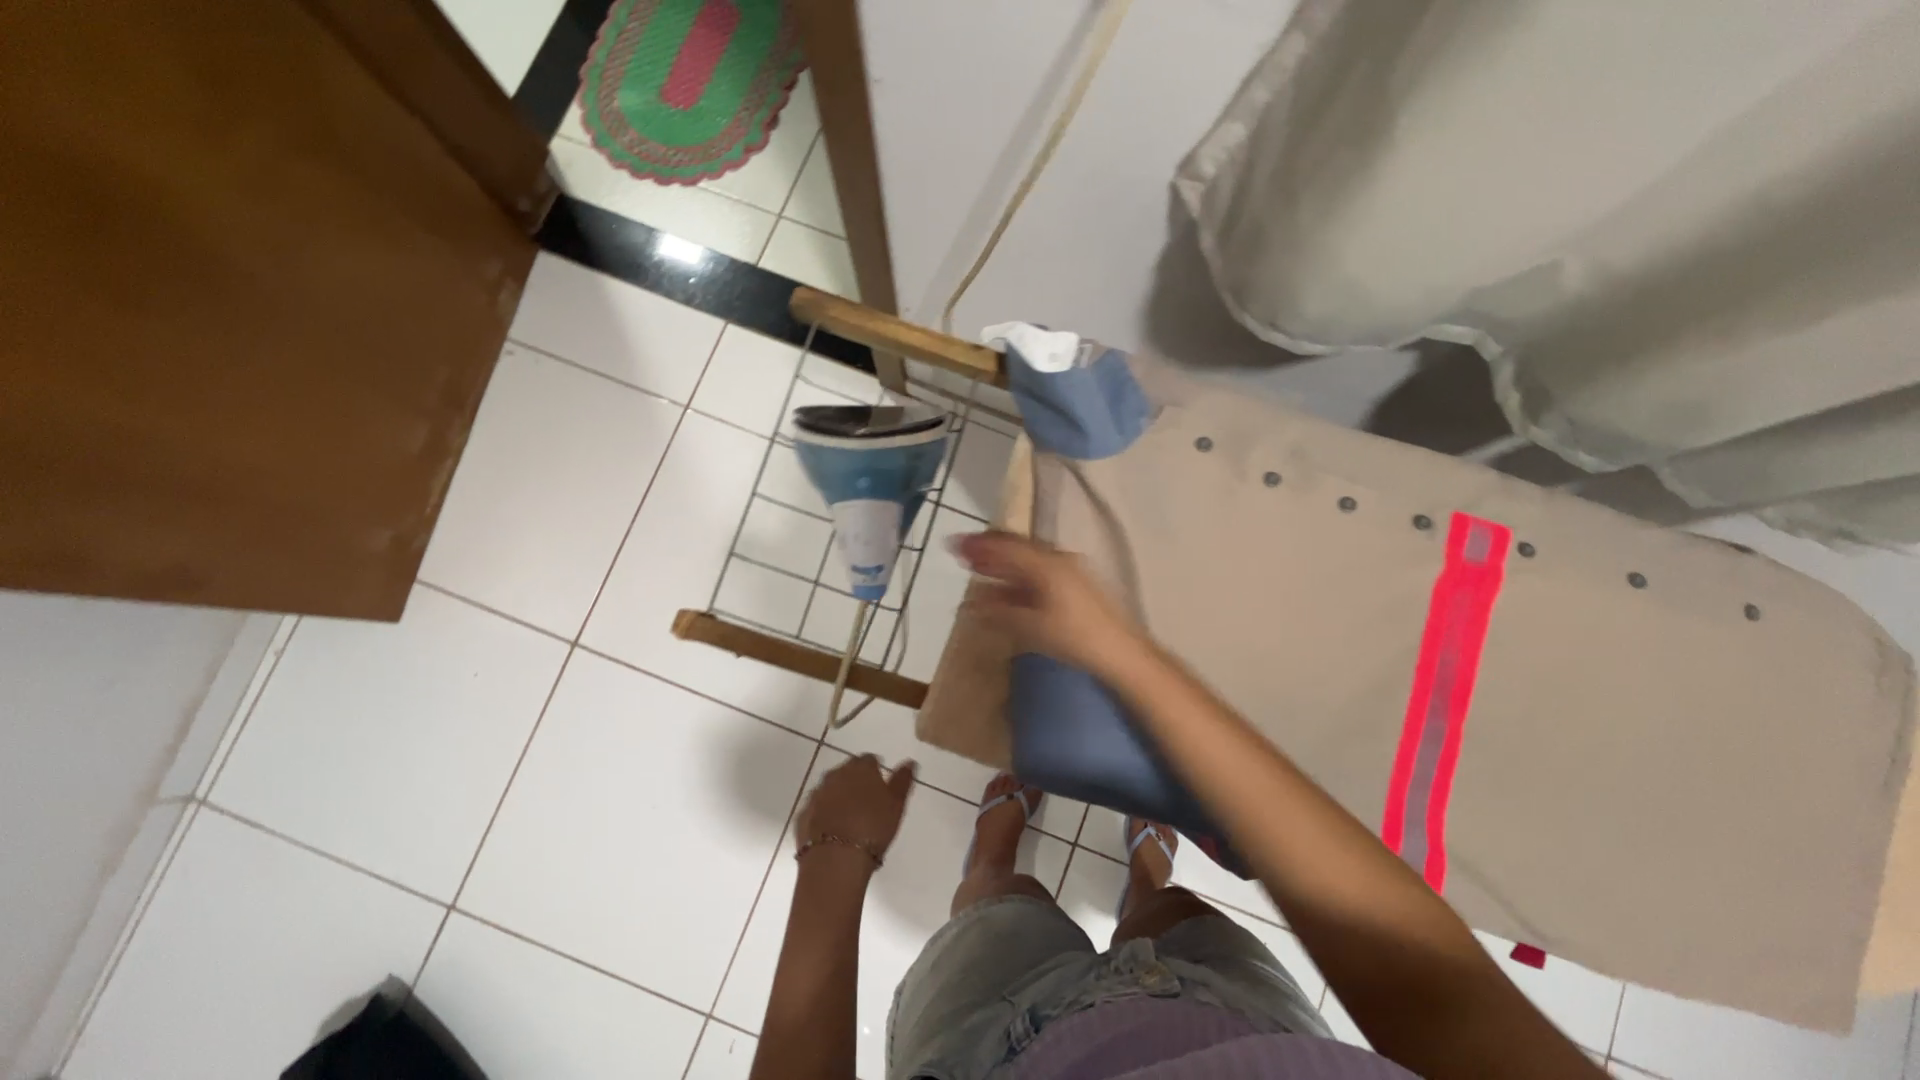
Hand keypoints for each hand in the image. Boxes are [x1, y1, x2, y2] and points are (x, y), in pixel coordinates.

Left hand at [796, 755, 916, 869]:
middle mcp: (835, 775)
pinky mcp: (803, 814)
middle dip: (855, 781)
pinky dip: (824, 813)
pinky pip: (816, 808)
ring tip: (850, 816)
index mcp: (860, 769)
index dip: (876, 771)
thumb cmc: (873, 829)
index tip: (881, 785)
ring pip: (829, 788)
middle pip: (847, 771)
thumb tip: (909, 762)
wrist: (836, 858)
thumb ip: (902, 780)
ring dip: (838, 796)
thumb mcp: (897, 805)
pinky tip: (832, 829)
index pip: (869, 760)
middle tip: (867, 801)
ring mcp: (816, 794)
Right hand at [951, 531, 1149, 677]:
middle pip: (1016, 548)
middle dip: (988, 551)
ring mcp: (1069, 571)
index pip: (1005, 546)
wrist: (1120, 652)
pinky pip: (1038, 573)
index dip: (977, 544)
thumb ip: (998, 612)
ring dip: (1002, 564)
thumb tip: (970, 604)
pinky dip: (1017, 577)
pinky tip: (1005, 589)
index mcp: (1046, 564)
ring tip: (978, 570)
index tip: (953, 545)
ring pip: (1027, 561)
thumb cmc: (1075, 638)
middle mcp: (1058, 560)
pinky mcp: (1075, 585)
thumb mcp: (1031, 627)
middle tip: (962, 554)